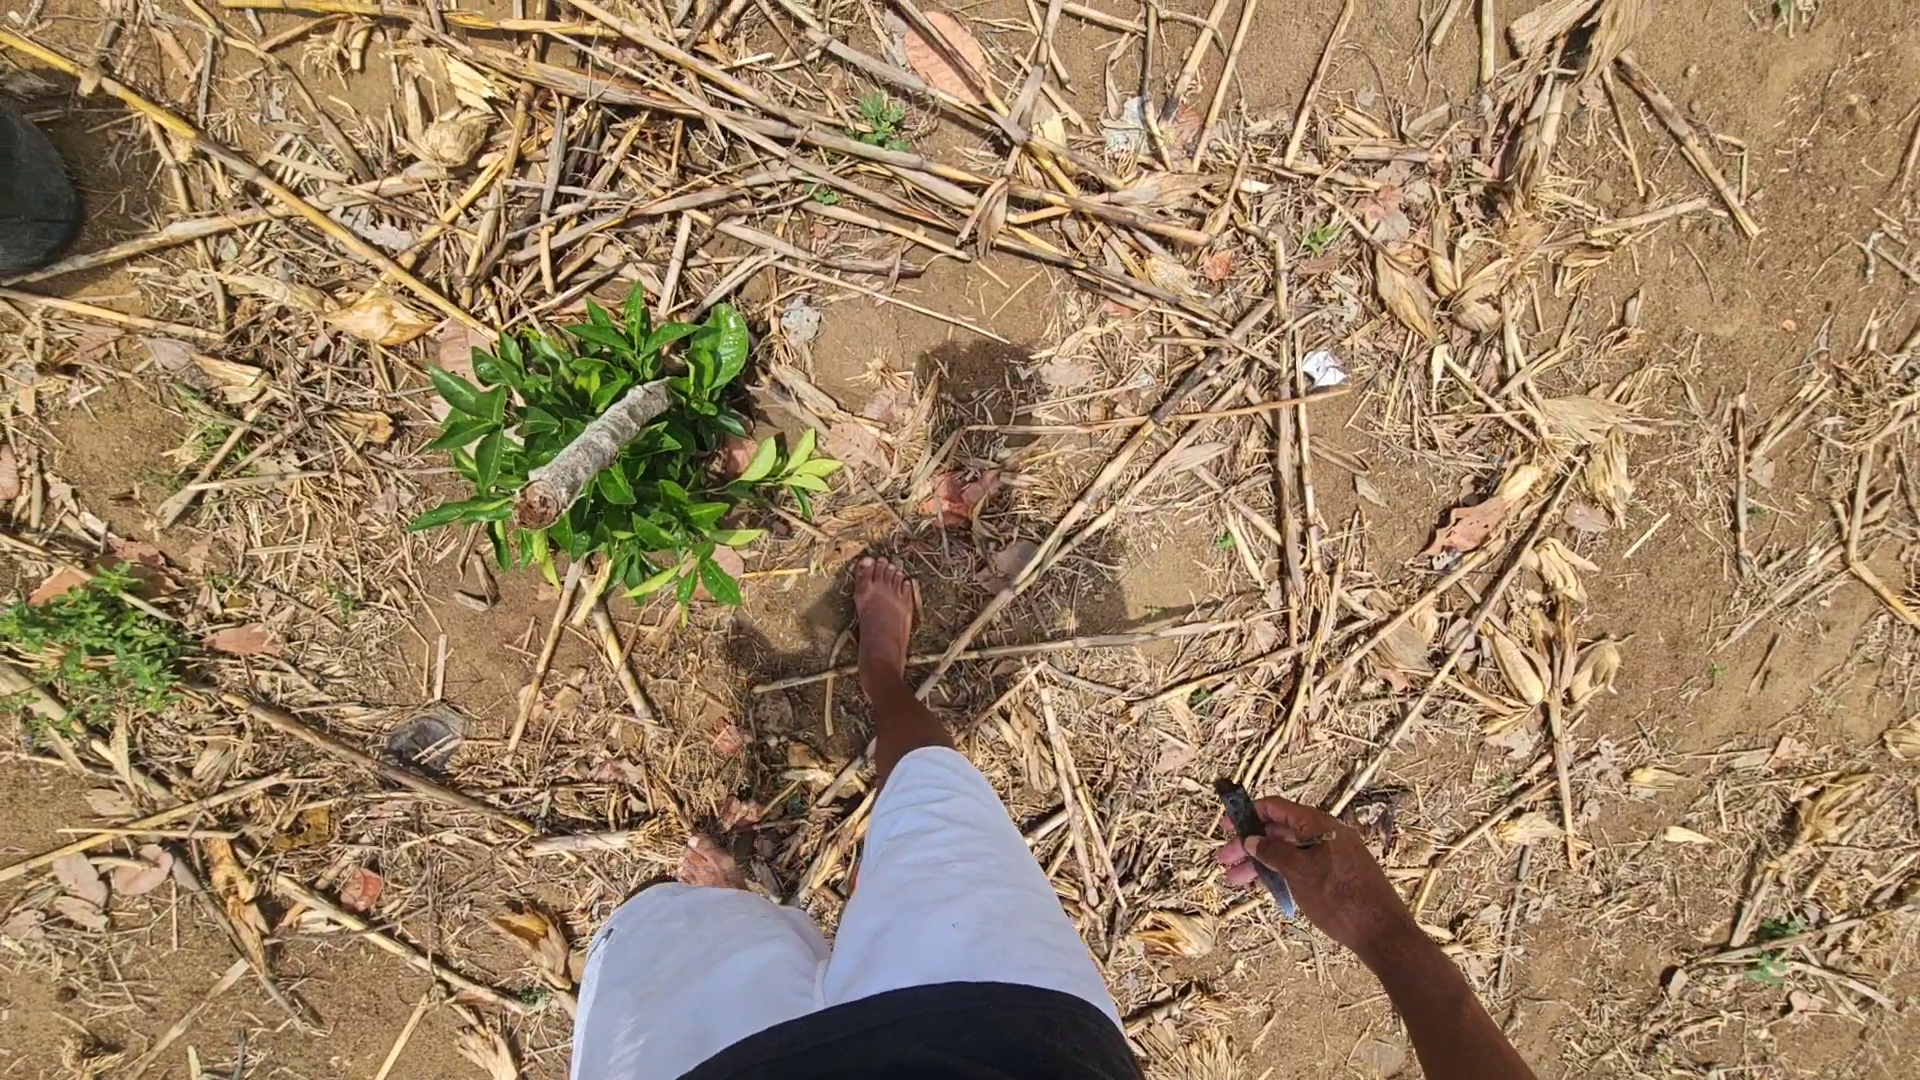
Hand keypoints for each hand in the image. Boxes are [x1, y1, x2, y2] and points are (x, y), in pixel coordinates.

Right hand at [1214, 795, 1415, 960]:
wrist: (1385, 936)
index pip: (1274, 807)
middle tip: (1225, 860)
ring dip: (1260, 864)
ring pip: (1287, 852)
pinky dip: (1280, 874)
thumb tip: (1252, 840)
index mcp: (1317, 824)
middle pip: (1277, 831)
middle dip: (1249, 846)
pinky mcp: (1336, 876)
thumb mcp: (1299, 872)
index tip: (1227, 827)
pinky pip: (1300, 866)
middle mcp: (1324, 835)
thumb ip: (1272, 853)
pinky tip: (1263, 887)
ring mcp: (1331, 856)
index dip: (1248, 814)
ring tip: (1236, 881)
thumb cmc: (1340, 898)